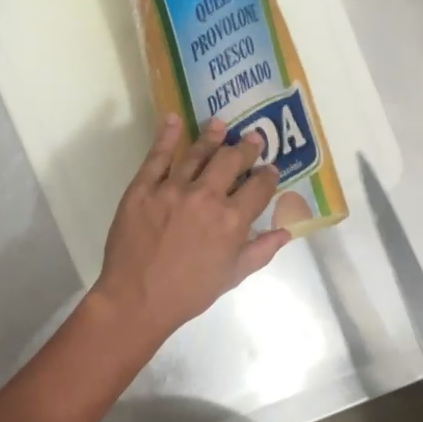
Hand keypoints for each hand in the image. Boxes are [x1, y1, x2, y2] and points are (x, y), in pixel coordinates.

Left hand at [92, 115, 290, 342]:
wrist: (137, 300)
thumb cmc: (189, 294)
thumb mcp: (231, 276)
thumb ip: (260, 251)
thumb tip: (285, 233)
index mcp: (232, 221)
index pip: (258, 187)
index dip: (268, 176)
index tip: (270, 169)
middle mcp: (206, 197)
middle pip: (231, 160)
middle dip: (246, 148)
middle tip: (253, 138)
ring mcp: (172, 189)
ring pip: (197, 154)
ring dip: (211, 136)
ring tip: (220, 125)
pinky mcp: (142, 188)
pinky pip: (157, 157)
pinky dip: (166, 137)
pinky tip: (173, 121)